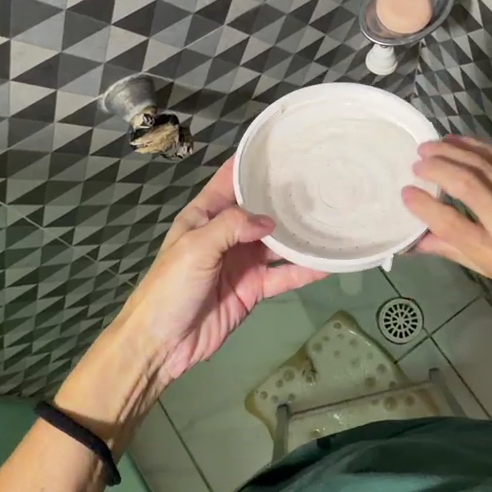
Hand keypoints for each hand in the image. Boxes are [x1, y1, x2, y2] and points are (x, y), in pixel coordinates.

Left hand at [109, 160, 325, 389]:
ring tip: (330, 220)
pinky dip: (304, 270)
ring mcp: (242, 262)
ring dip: (299, 236)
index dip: (251, 164)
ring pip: (277, 243)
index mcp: (204, 217)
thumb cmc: (169, 287)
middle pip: (260, 211)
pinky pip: (282, 276)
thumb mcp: (195, 248)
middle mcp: (226, 234)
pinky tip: (327, 263)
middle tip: (319, 182)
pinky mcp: (253, 289)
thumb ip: (231, 226)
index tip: (281, 148)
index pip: (229, 182)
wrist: (162, 344)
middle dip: (285, 199)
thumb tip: (270, 221)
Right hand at [400, 136, 491, 306]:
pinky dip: (473, 145)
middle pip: (468, 186)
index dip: (425, 207)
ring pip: (482, 164)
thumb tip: (411, 242)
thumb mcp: (489, 272)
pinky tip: (454, 141)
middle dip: (437, 169)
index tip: (405, 192)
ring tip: (427, 148)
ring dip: (451, 152)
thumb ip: (450, 251)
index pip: (453, 224)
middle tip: (415, 163)